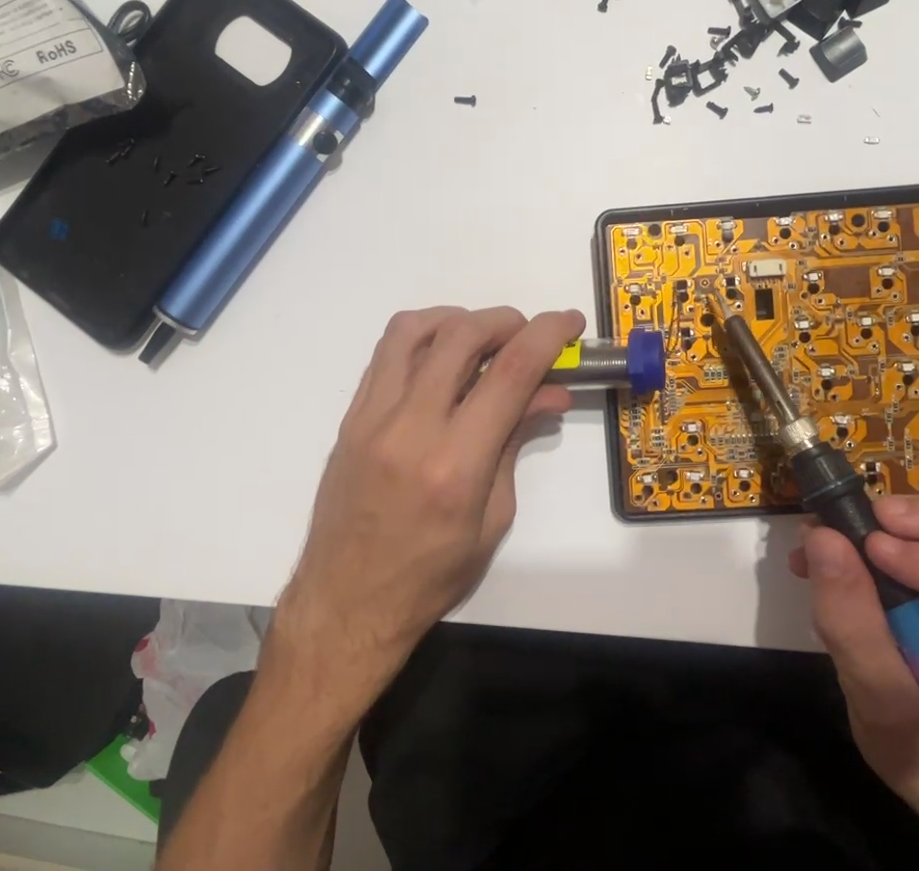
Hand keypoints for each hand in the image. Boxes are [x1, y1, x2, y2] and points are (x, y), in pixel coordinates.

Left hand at [274, 306, 584, 684]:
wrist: (348, 601)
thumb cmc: (431, 576)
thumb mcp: (492, 518)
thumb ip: (515, 444)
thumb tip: (549, 392)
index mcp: (455, 465)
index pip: (509, 374)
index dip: (548, 335)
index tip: (570, 321)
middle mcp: (409, 429)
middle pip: (461, 336)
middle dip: (507, 321)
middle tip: (529, 334)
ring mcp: (371, 419)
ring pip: (413, 331)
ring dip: (458, 318)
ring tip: (484, 337)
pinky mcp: (351, 418)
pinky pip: (385, 354)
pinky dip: (421, 337)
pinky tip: (443, 355)